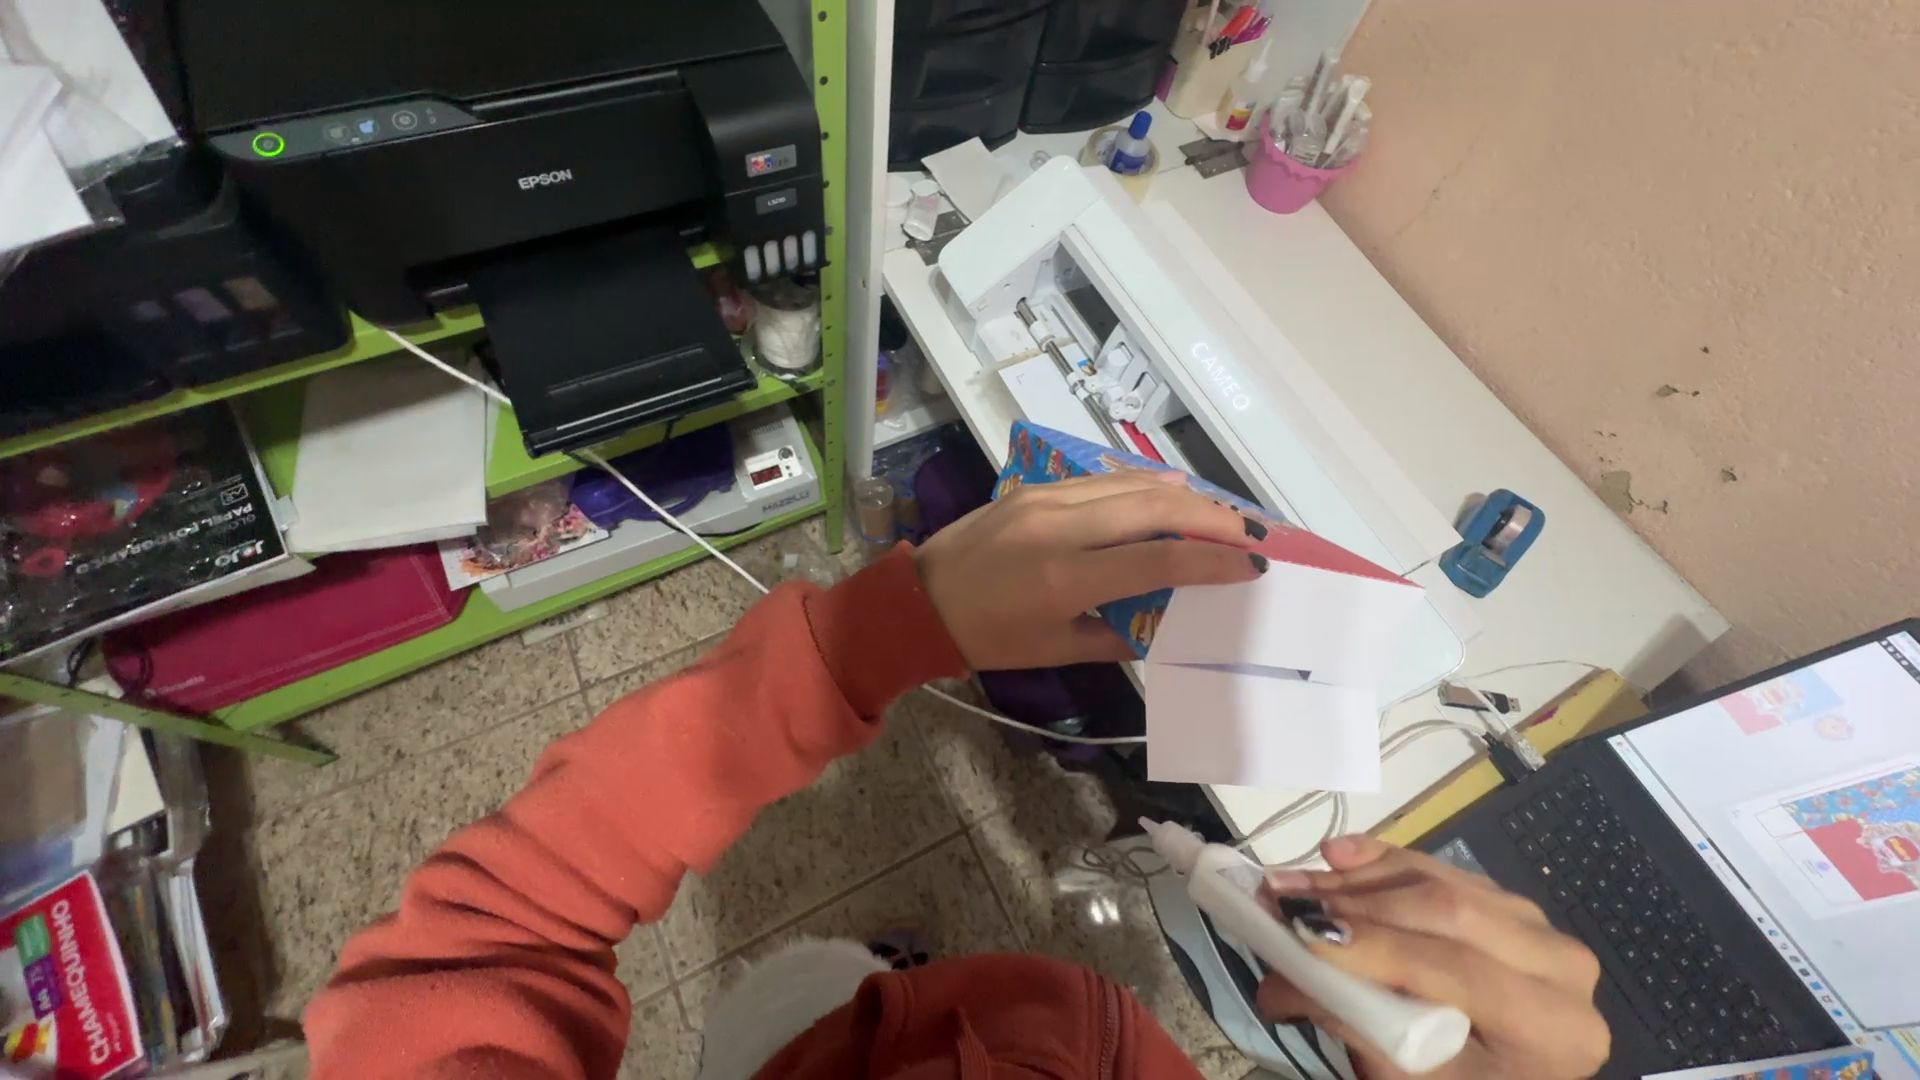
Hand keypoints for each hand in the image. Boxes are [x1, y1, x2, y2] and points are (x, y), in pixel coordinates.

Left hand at [911, 470, 1266, 670]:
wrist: (920, 601)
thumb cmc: (987, 638)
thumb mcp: (1056, 650)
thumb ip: (1117, 635)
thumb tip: (1167, 620)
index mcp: (1065, 579)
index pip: (1157, 563)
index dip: (1212, 562)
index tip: (1253, 565)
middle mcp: (1059, 529)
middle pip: (1153, 508)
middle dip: (1210, 517)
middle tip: (1248, 531)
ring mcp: (1044, 499)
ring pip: (1129, 484)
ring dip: (1181, 495)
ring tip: (1220, 510)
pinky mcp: (1033, 487)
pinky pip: (1099, 479)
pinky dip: (1141, 484)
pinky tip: (1168, 489)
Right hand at [1258, 835, 1608, 1079]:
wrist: (1502, 1073)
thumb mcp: (1411, 1077)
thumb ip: (1352, 1023)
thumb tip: (1272, 988)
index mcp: (1555, 1026)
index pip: (1462, 970)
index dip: (1381, 946)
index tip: (1304, 935)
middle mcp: (1557, 964)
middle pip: (1446, 910)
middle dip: (1354, 903)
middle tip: (1283, 903)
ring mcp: (1529, 919)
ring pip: (1429, 878)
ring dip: (1349, 880)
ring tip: (1288, 884)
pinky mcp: (1495, 893)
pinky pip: (1426, 864)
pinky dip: (1373, 858)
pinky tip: (1331, 855)